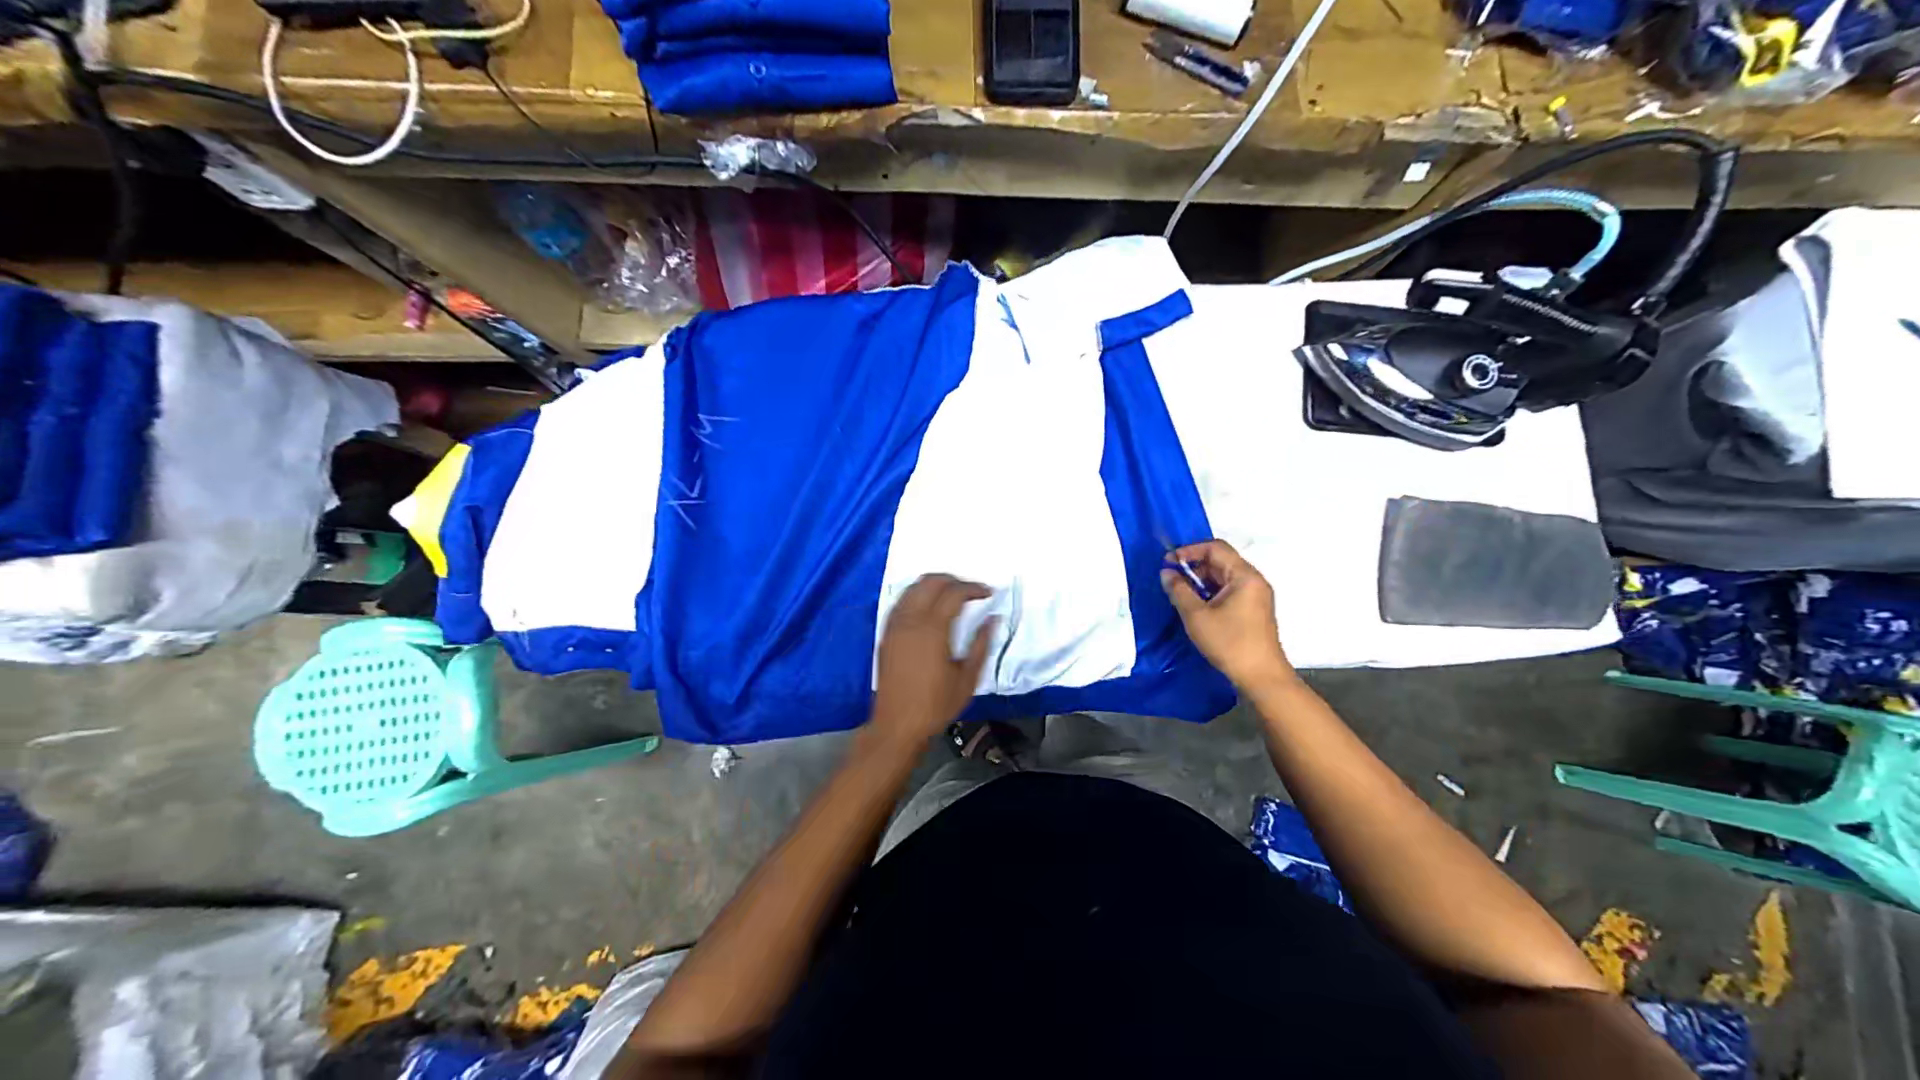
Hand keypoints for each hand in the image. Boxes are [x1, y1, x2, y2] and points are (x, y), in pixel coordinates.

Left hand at [871, 574, 997, 745]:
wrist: (897, 725)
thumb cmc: (935, 705)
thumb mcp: (968, 679)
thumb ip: (981, 644)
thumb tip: (992, 620)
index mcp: (932, 630)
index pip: (954, 593)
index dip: (974, 588)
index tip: (988, 593)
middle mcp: (910, 621)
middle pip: (930, 582)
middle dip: (954, 580)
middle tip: (971, 590)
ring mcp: (894, 626)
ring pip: (912, 587)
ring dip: (934, 584)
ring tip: (952, 594)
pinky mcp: (885, 634)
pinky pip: (900, 601)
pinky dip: (916, 595)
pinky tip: (928, 606)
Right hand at [1161, 539, 1295, 689]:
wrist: (1261, 676)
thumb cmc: (1229, 642)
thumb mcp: (1196, 616)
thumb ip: (1179, 590)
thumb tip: (1167, 572)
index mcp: (1244, 576)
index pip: (1215, 548)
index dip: (1189, 550)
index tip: (1169, 563)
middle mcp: (1253, 580)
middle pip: (1220, 561)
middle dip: (1194, 566)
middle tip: (1171, 579)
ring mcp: (1256, 595)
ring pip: (1223, 577)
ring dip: (1201, 581)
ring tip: (1180, 594)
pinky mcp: (1253, 609)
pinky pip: (1229, 591)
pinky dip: (1211, 592)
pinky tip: (1196, 606)